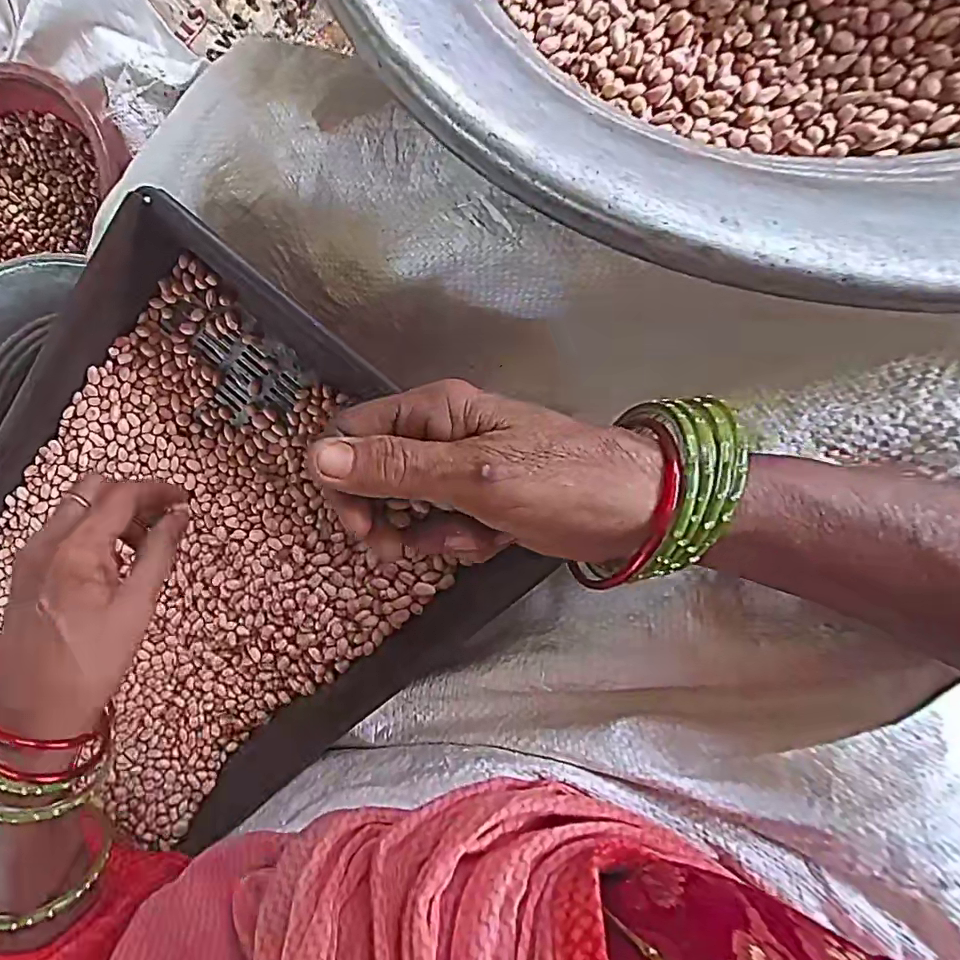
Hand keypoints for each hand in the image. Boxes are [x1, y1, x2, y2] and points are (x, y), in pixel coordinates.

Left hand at [0, 475, 189, 740]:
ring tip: (144, 543)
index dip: (157, 490)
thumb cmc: (90, 665)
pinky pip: (62, 531)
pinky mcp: (25, 571)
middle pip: (93, 489)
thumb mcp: (136, 608)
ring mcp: (30, 555)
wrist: (32, 714)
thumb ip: (159, 553)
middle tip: (164, 518)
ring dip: (113, 513)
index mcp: (74, 548)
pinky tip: (113, 560)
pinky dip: (92, 531)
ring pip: (76, 507)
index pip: (120, 495)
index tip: (184, 499)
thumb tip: (180, 516)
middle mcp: (45, 541)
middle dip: (132, 495)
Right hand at [304, 379, 663, 565]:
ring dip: (425, 533)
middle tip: (396, 548)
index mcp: (433, 411)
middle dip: (381, 513)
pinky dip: (456, 540)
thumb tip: (317, 456)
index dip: (342, 477)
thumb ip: (396, 468)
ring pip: (406, 504)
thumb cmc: (562, 482)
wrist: (641, 510)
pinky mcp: (478, 500)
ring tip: (468, 540)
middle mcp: (439, 434)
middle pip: (373, 471)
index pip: (353, 433)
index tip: (359, 523)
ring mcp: (460, 468)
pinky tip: (491, 542)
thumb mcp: (473, 477)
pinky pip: (441, 523)